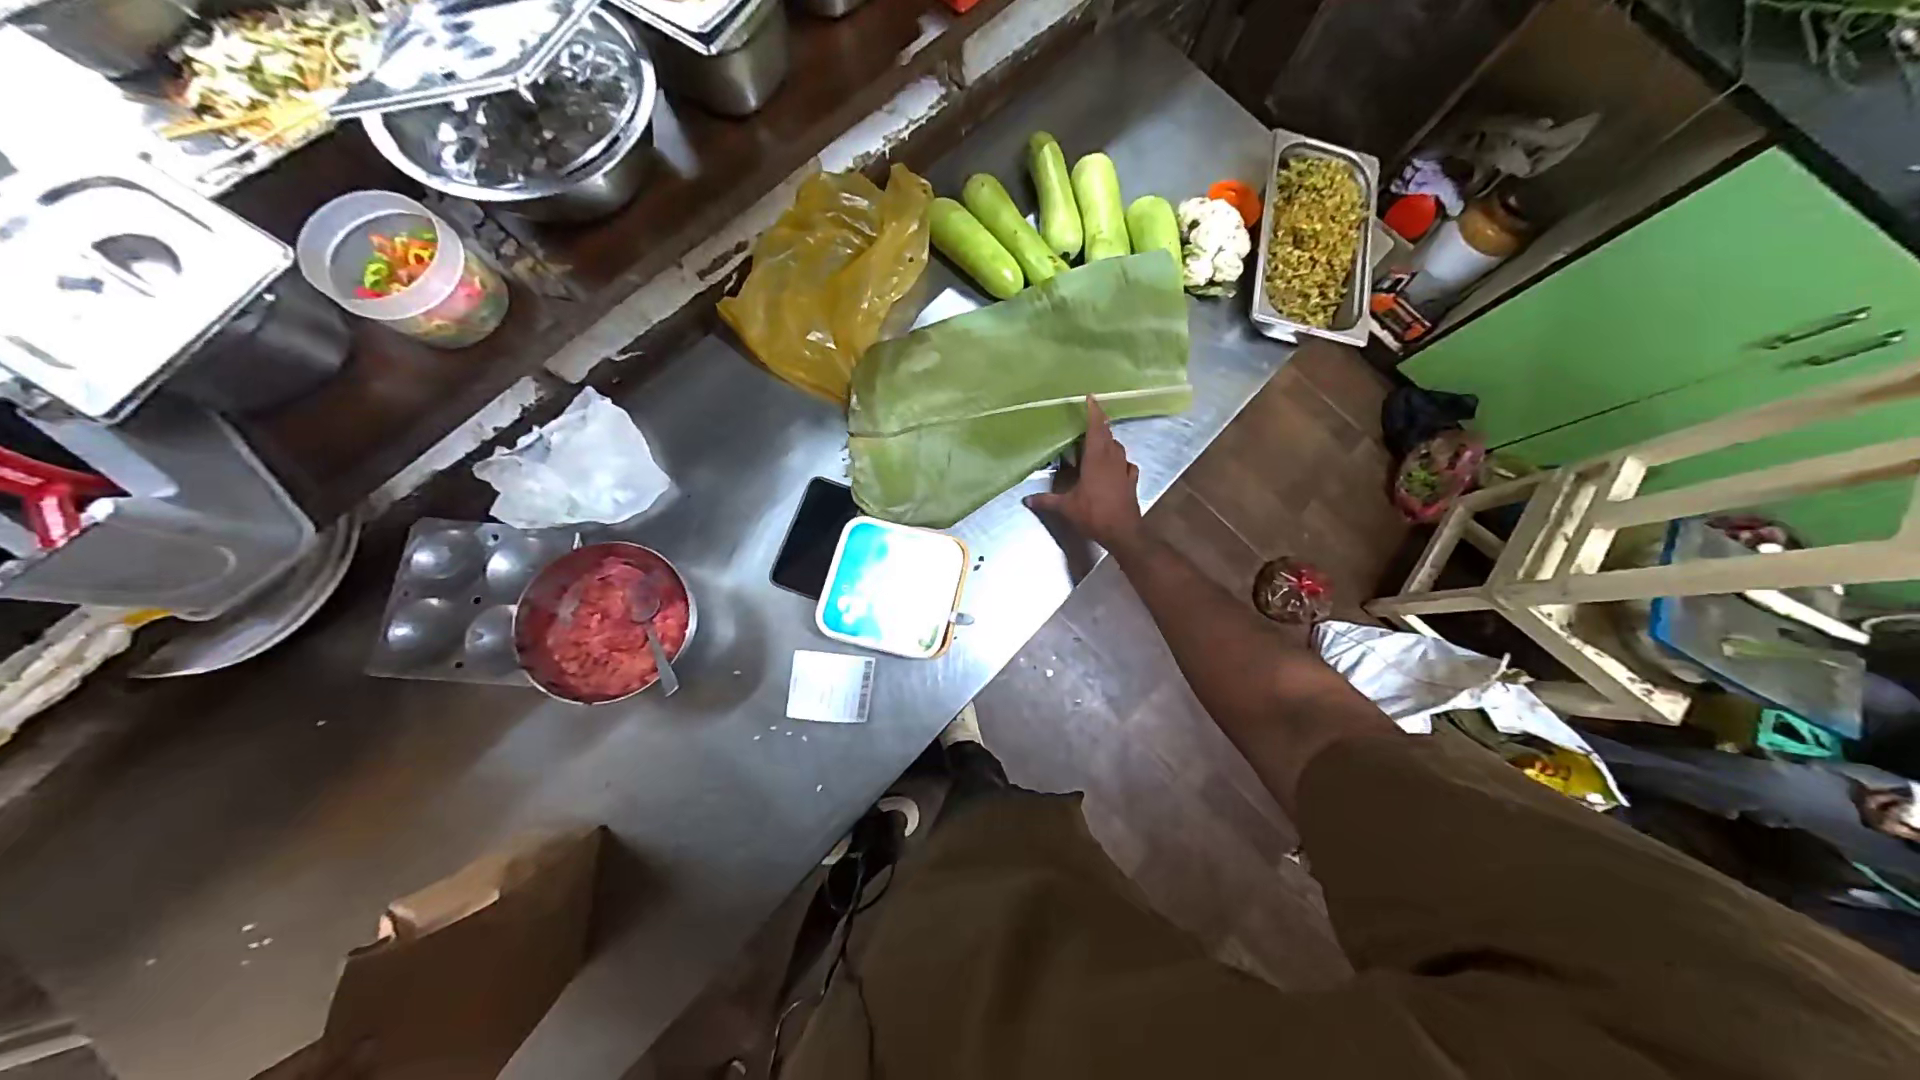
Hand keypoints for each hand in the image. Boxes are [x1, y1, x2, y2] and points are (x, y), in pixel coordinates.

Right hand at [1025, 396, 1142, 551]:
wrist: (1123, 532)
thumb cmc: (1094, 515)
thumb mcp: (1066, 508)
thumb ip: (1046, 501)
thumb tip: (1026, 499)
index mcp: (1096, 460)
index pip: (1096, 429)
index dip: (1094, 412)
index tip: (1091, 398)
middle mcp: (1112, 459)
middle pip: (1107, 435)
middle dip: (1099, 425)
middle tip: (1089, 419)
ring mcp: (1124, 469)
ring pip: (1118, 448)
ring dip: (1108, 442)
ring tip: (1097, 442)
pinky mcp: (1131, 481)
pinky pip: (1126, 464)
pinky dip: (1120, 460)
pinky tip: (1115, 466)